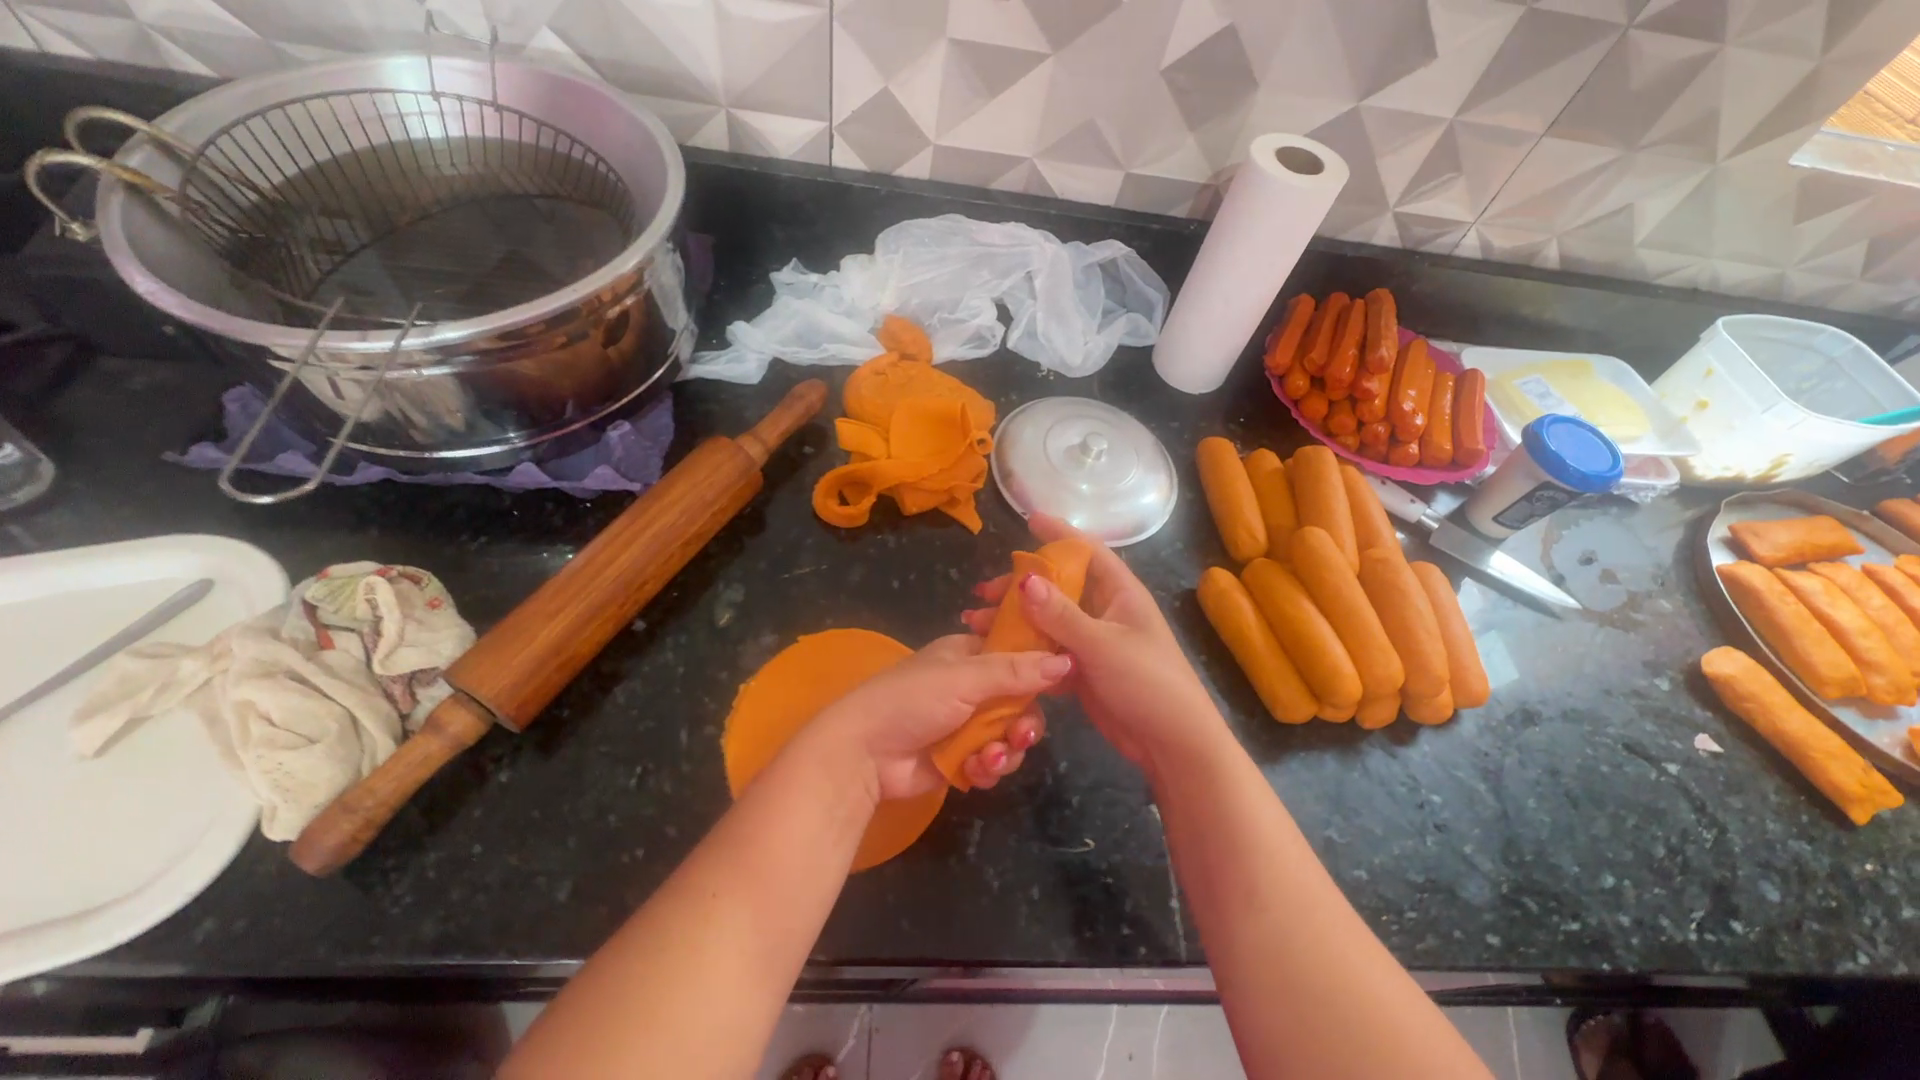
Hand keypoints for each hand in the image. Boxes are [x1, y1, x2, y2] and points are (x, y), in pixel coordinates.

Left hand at [807, 634, 1068, 800]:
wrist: (864, 753)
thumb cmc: (911, 701)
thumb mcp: (965, 678)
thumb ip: (1017, 673)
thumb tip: (1068, 660)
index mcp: (968, 655)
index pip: (1017, 657)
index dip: (1039, 672)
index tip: (1060, 686)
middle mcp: (970, 687)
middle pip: (1020, 704)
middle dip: (1024, 724)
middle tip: (1020, 737)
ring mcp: (964, 725)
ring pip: (1009, 738)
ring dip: (1005, 752)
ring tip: (988, 760)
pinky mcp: (959, 758)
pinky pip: (992, 762)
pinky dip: (987, 769)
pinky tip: (971, 772)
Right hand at [963, 516, 1230, 777]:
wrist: (1172, 744)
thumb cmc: (1148, 683)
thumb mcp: (1102, 645)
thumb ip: (1061, 614)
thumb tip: (1025, 579)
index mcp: (1120, 593)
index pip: (1088, 551)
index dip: (1059, 534)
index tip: (1028, 519)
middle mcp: (1105, 612)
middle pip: (1058, 587)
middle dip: (1020, 587)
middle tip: (984, 593)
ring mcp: (1094, 642)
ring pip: (1048, 621)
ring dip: (1015, 621)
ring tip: (975, 624)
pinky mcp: (1084, 672)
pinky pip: (1048, 652)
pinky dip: (1024, 651)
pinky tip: (995, 654)